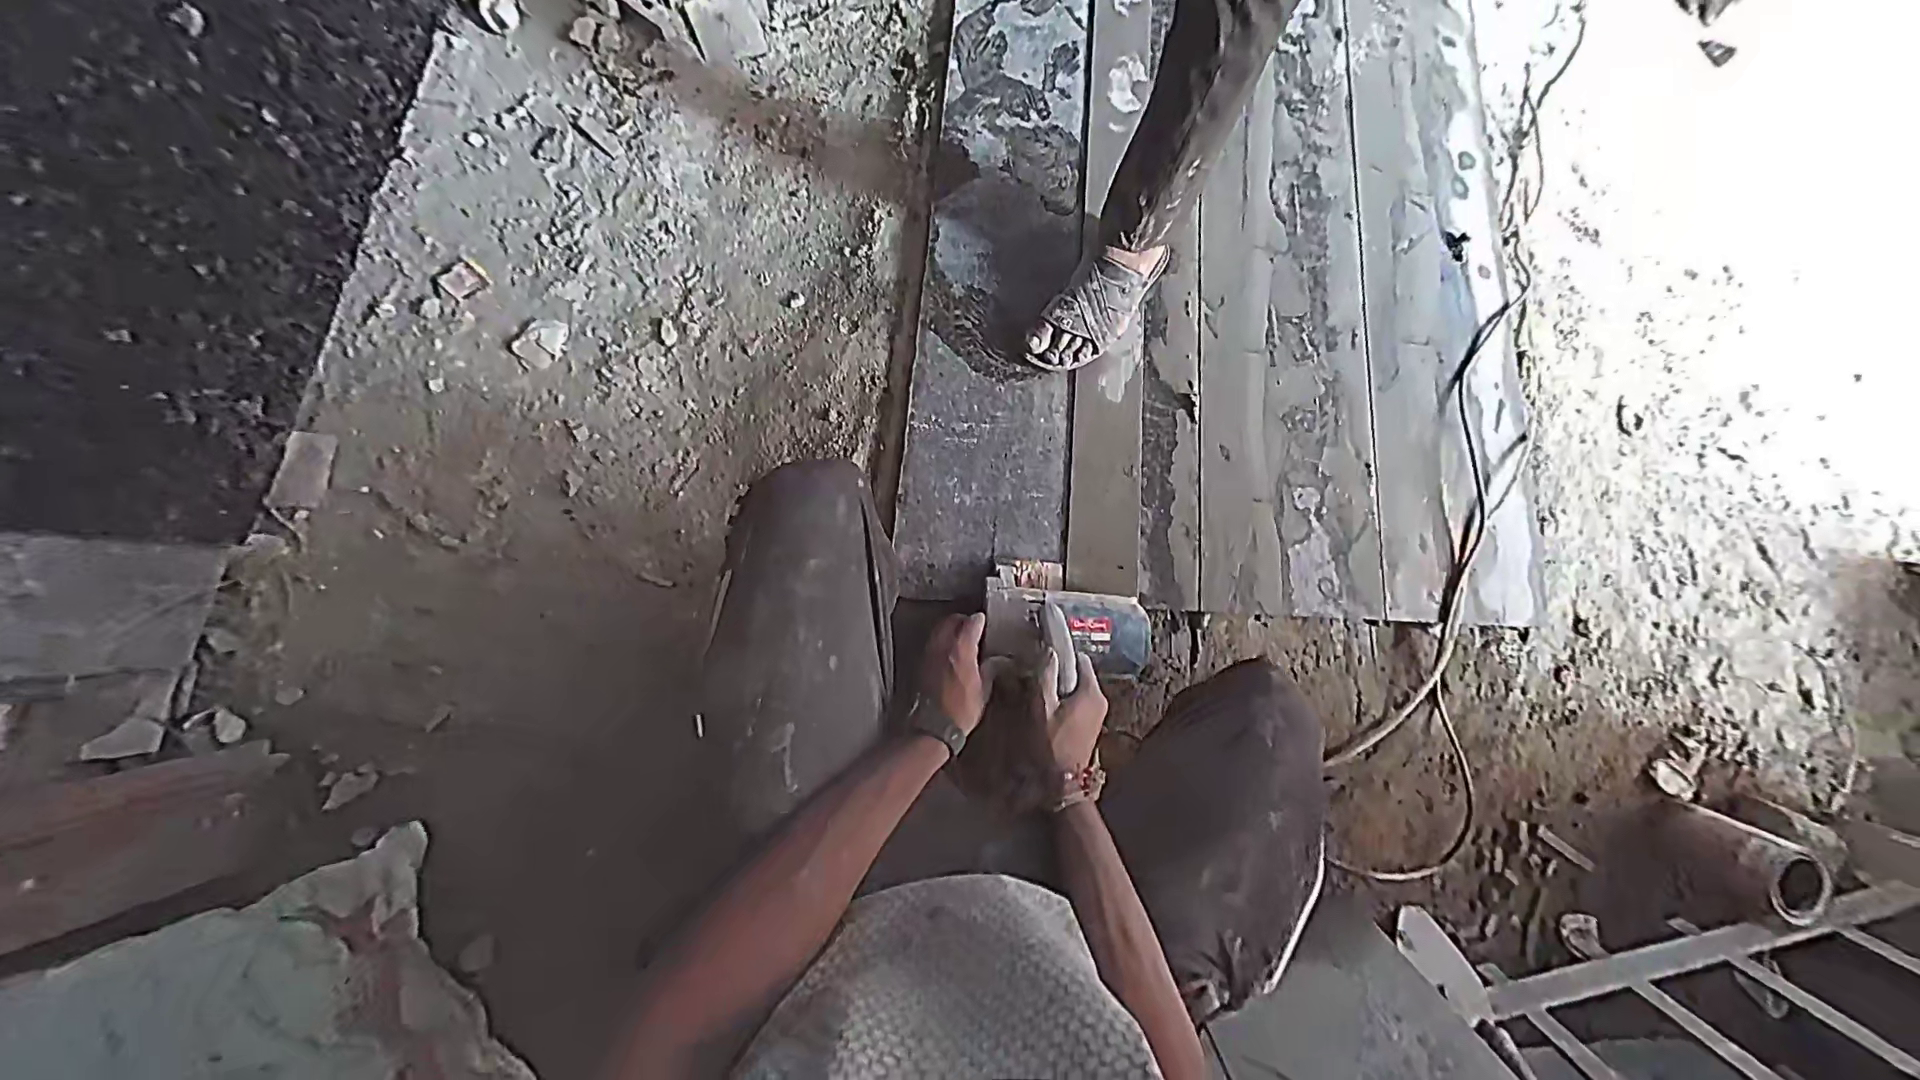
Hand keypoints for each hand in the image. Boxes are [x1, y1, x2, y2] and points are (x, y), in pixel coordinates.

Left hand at [919, 612, 989, 734]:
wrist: (933, 728)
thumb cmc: (961, 711)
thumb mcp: (982, 692)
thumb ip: (988, 671)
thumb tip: (993, 661)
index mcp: (961, 651)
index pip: (970, 624)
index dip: (979, 620)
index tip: (983, 620)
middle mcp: (943, 648)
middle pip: (950, 621)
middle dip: (961, 620)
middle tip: (971, 625)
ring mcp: (929, 654)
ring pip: (938, 630)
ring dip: (949, 628)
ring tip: (960, 636)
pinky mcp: (921, 664)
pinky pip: (932, 642)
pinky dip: (941, 640)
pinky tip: (948, 650)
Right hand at [1034, 648, 1105, 772]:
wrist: (1063, 783)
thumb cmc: (1051, 743)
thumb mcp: (1043, 706)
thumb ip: (1047, 676)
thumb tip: (1050, 651)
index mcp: (1092, 692)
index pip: (1080, 659)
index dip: (1062, 653)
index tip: (1043, 653)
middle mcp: (1100, 700)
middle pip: (1079, 673)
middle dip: (1060, 671)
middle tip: (1037, 674)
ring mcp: (1098, 714)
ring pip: (1078, 688)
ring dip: (1062, 687)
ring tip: (1040, 690)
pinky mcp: (1092, 725)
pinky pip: (1079, 701)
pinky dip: (1066, 699)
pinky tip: (1049, 707)